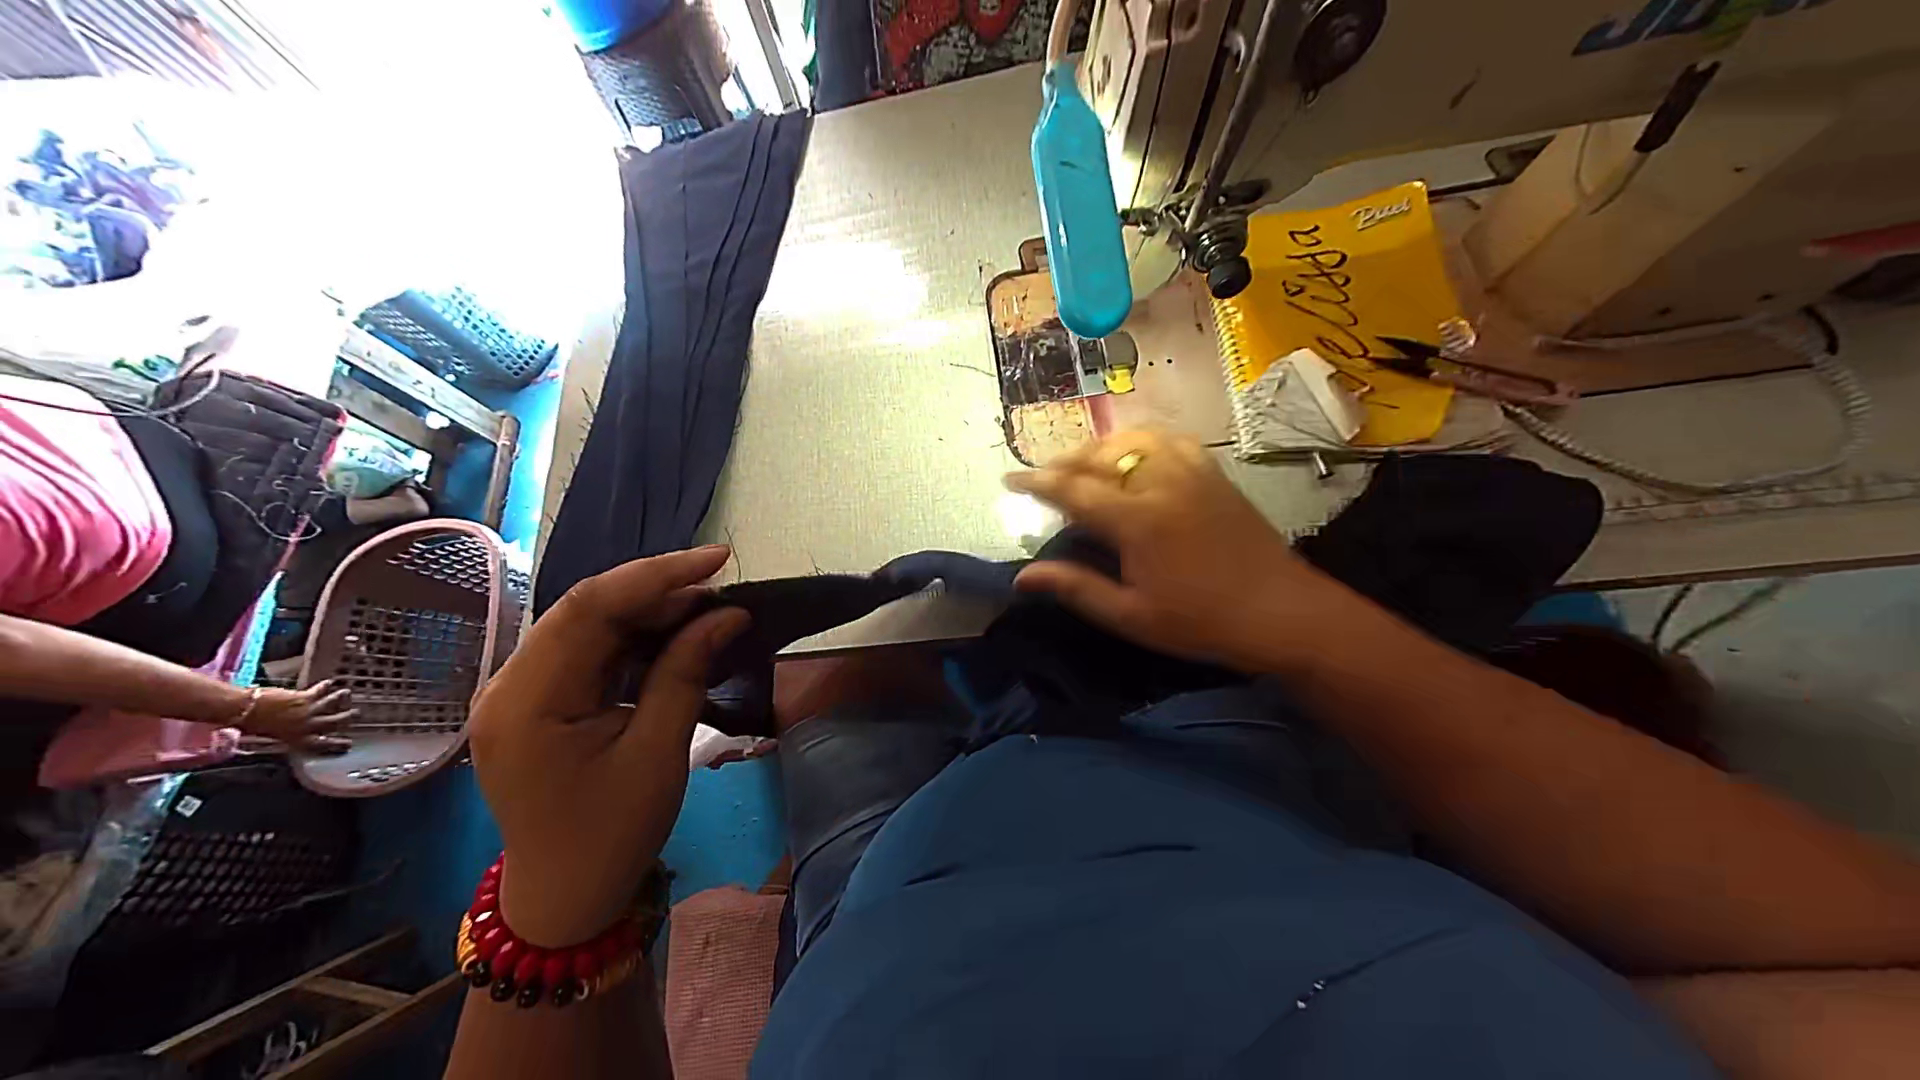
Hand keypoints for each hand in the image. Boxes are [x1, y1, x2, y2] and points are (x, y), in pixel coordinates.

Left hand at [244, 681, 354, 752]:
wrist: (244, 710)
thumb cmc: (252, 726)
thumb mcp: (271, 737)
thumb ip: (287, 736)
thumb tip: (294, 736)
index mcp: (297, 738)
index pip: (322, 743)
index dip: (337, 744)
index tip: (348, 743)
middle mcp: (307, 725)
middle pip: (335, 721)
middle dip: (347, 717)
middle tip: (356, 713)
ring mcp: (308, 710)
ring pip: (332, 703)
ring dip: (341, 697)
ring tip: (347, 693)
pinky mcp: (304, 697)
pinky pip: (320, 689)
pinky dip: (325, 685)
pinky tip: (329, 682)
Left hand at [467, 546, 748, 946]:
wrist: (565, 898)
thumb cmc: (613, 834)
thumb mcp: (659, 752)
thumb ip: (686, 672)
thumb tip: (727, 614)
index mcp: (526, 701)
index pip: (588, 609)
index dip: (655, 575)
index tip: (716, 559)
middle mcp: (510, 685)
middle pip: (585, 611)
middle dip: (658, 591)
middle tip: (721, 588)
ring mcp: (520, 692)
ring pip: (590, 626)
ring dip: (650, 612)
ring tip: (708, 607)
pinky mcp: (539, 701)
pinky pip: (590, 651)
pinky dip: (636, 637)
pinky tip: (676, 634)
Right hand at [1005, 431, 1345, 670]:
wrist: (1281, 613)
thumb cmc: (1200, 622)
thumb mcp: (1130, 616)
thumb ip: (1075, 589)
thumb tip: (1023, 576)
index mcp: (1137, 520)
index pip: (1074, 488)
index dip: (1037, 482)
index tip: (1010, 478)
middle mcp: (1162, 483)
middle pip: (1101, 456)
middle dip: (1064, 461)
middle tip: (1041, 476)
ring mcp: (1193, 473)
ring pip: (1135, 439)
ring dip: (1101, 446)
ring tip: (1083, 463)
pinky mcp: (1215, 474)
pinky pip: (1170, 440)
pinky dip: (1142, 441)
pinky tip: (1135, 455)